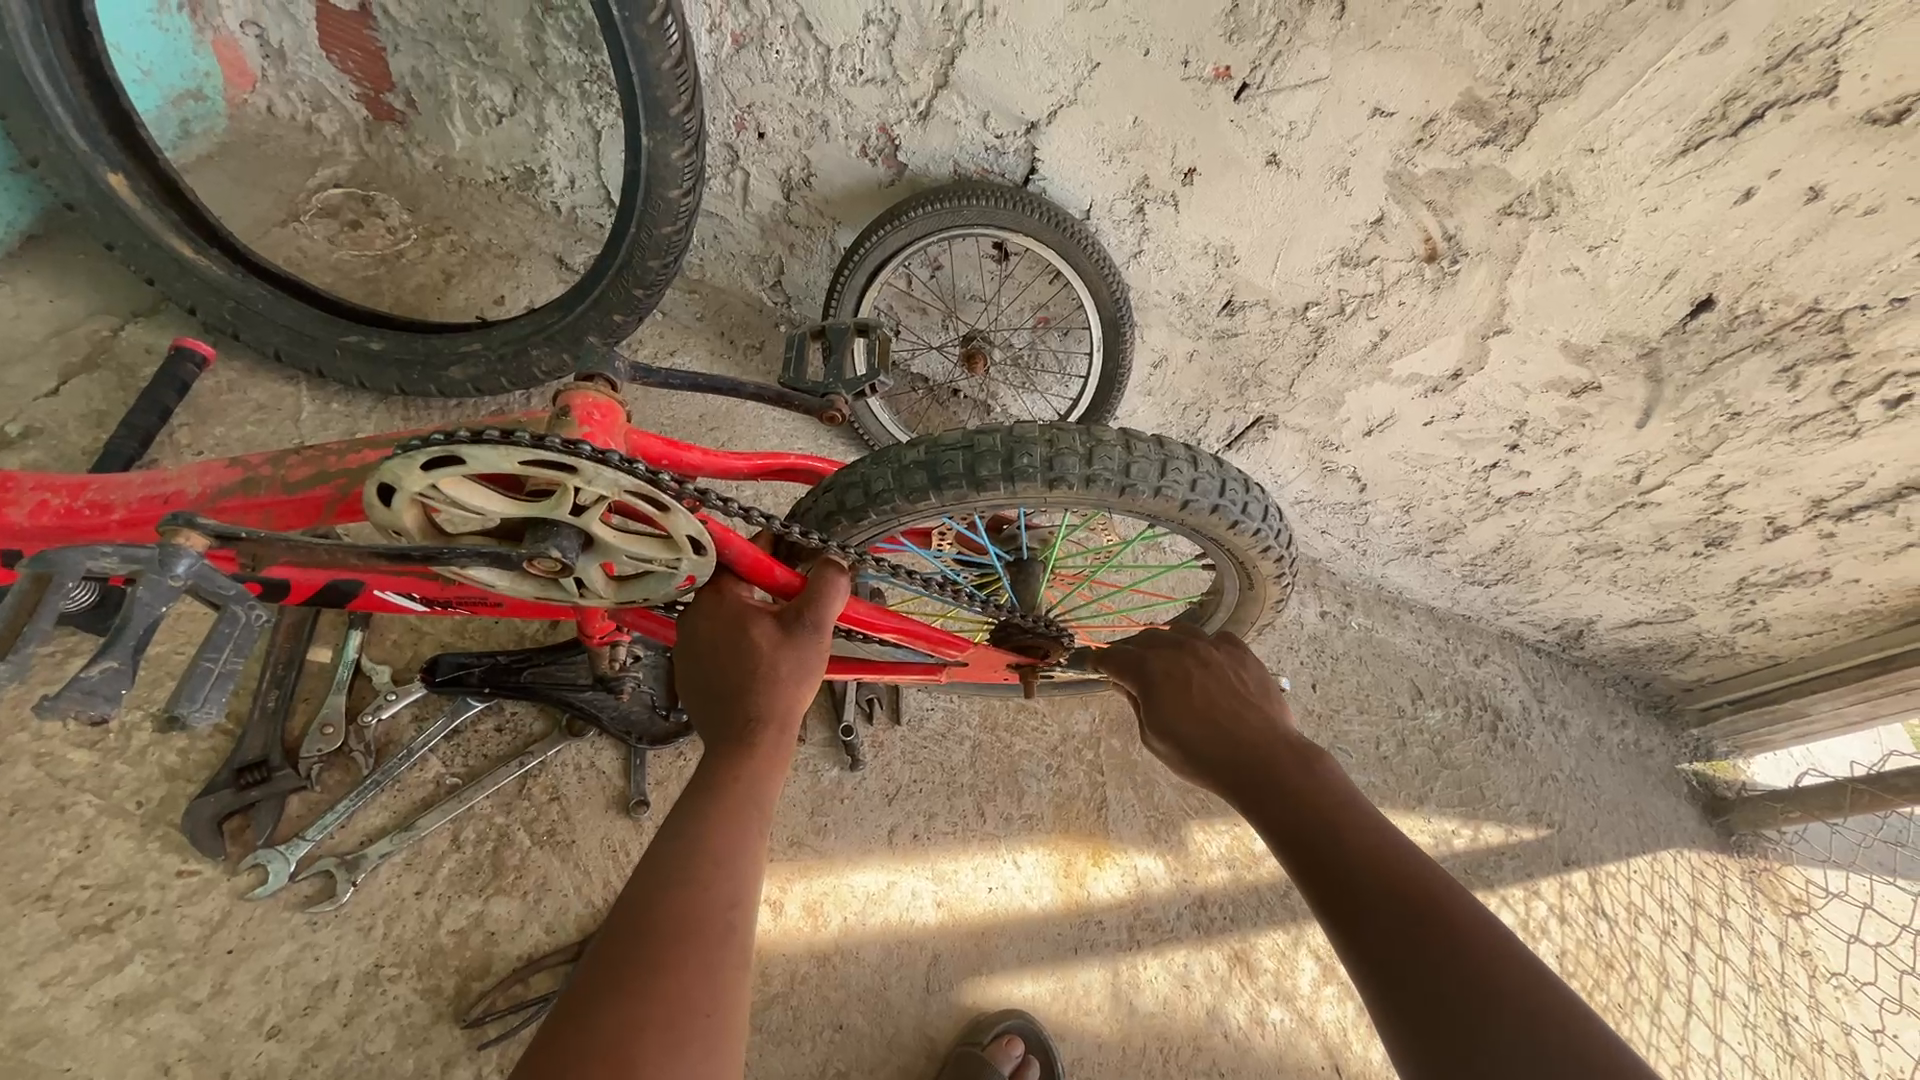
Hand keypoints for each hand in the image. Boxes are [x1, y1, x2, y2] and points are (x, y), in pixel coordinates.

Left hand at [672, 548, 850, 763]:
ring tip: (782, 639)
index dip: (781, 554)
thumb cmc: (780, 680)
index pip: (749, 553)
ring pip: (727, 614)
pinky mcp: (686, 670)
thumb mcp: (813, 626)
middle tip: (798, 608)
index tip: (803, 566)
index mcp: (718, 594)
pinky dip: (738, 643)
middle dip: (769, 589)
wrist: (748, 742)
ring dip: (754, 617)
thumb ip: (827, 584)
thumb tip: (834, 561)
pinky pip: (716, 642)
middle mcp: (693, 612)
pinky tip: (760, 663)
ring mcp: (685, 643)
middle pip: (737, 584)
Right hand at [1091, 624, 1306, 801]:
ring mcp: (1211, 645)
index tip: (1093, 665)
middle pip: (1143, 639)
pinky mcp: (1239, 650)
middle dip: (1130, 652)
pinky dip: (1201, 647)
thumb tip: (1126, 684)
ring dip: (1165, 644)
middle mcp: (1177, 649)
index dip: (1098, 661)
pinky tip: (1204, 663)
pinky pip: (1212, 638)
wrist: (1261, 757)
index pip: (1112, 657)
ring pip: (1177, 631)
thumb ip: (1136, 704)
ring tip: (1166, 661)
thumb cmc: (1200, 756)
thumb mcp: (1153, 737)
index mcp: (1149, 671)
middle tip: (1128, 668)